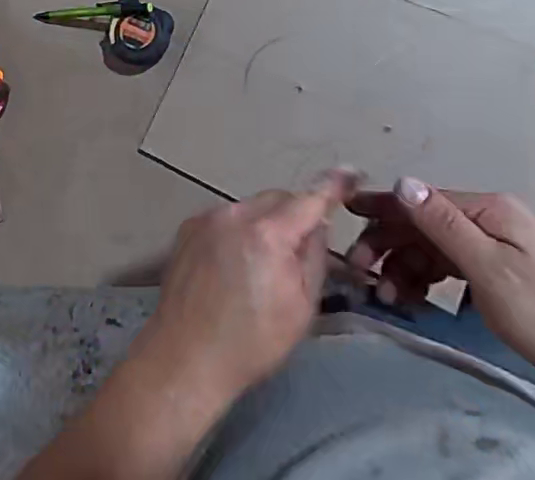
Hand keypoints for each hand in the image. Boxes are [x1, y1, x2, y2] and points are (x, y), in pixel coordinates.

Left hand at [131, 169, 358, 402]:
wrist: (184, 360)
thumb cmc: (251, 343)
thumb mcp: (303, 306)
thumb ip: (315, 255)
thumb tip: (317, 224)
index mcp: (269, 234)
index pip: (310, 199)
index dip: (333, 185)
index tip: (350, 173)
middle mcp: (236, 214)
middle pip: (279, 199)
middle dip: (293, 217)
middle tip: (295, 253)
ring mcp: (208, 218)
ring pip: (252, 207)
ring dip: (264, 224)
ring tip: (258, 266)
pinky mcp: (188, 227)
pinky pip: (227, 218)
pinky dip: (238, 231)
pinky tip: (231, 265)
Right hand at [345, 179, 534, 395]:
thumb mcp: (490, 271)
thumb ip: (444, 225)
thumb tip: (403, 182)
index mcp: (489, 210)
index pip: (422, 199)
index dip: (383, 206)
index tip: (347, 212)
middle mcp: (491, 218)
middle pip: (426, 222)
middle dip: (390, 242)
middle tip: (362, 273)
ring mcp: (498, 243)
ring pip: (436, 246)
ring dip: (407, 266)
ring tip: (389, 296)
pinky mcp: (502, 269)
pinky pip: (453, 264)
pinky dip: (429, 278)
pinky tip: (415, 297)